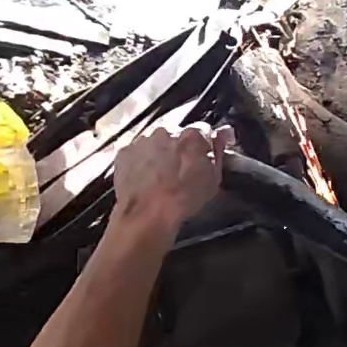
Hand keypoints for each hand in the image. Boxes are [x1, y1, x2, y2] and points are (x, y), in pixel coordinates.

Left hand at [113, 122, 232, 233]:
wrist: (148, 214)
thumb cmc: (182, 198)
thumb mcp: (213, 180)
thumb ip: (218, 153)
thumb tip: (222, 137)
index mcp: (192, 136)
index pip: (204, 133)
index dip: (206, 147)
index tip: (206, 157)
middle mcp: (166, 132)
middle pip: (177, 137)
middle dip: (181, 151)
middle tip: (183, 173)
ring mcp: (143, 141)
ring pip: (155, 144)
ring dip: (160, 156)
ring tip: (163, 181)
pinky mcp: (124, 153)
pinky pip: (137, 154)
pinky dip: (141, 164)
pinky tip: (147, 181)